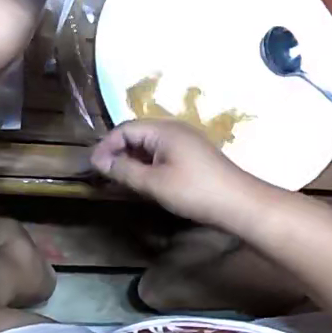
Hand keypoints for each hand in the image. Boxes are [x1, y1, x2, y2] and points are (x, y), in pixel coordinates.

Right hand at [90, 120, 272, 226]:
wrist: (238, 204)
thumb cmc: (193, 191)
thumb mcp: (153, 183)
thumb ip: (123, 170)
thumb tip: (99, 161)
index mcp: (164, 130)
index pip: (125, 128)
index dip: (106, 146)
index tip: (93, 167)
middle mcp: (174, 129)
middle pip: (136, 134)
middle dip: (117, 152)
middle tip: (103, 174)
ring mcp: (185, 142)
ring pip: (149, 145)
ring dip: (132, 159)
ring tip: (119, 180)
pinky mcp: (192, 156)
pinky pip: (162, 153)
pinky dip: (147, 164)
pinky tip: (143, 181)